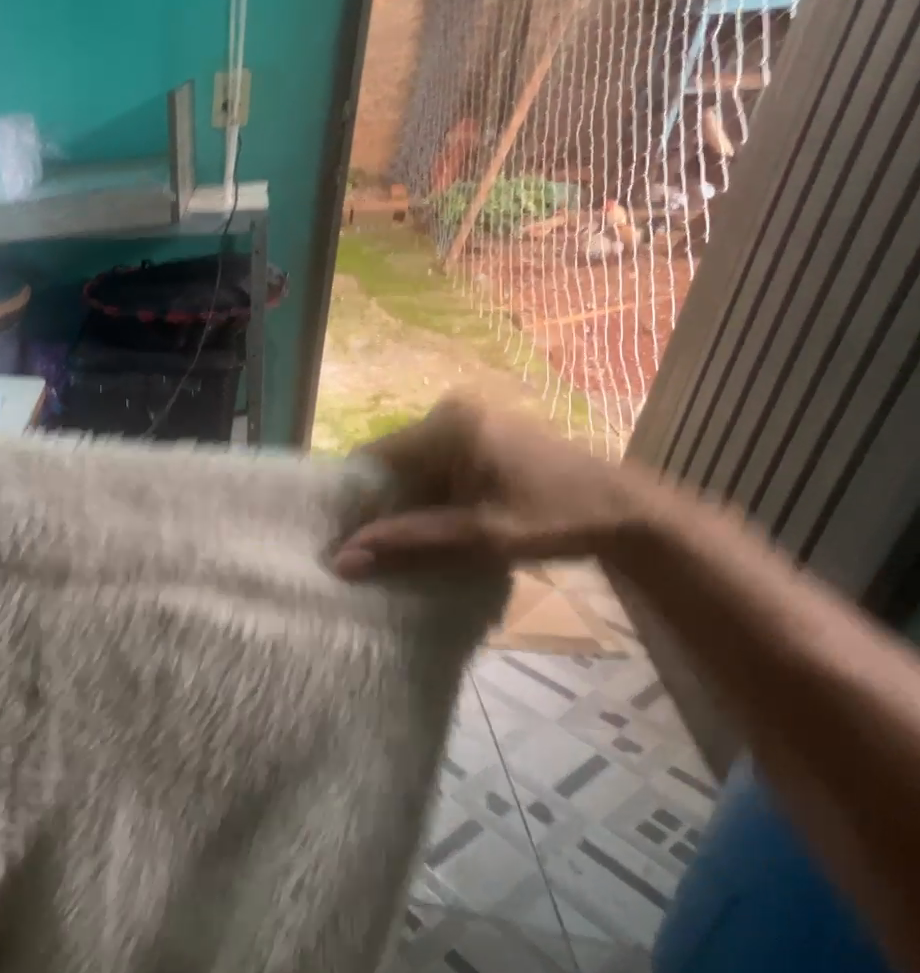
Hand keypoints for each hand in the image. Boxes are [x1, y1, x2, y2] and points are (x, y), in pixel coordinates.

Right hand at [331, 396, 658, 577]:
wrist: (632, 513)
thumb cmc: (557, 520)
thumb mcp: (478, 537)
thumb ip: (408, 543)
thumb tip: (340, 561)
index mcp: (446, 425)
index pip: (371, 460)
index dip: (356, 501)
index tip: (350, 539)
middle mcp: (449, 411)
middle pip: (391, 463)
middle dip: (383, 505)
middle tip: (381, 547)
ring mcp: (468, 419)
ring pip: (412, 467)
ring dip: (407, 503)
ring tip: (409, 540)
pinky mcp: (483, 432)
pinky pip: (435, 464)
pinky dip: (431, 495)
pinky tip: (440, 524)